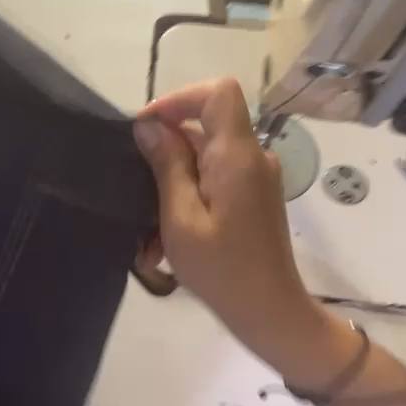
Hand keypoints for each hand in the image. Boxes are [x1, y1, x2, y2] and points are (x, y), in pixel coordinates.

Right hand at [134, 79, 346, 376]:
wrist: (270, 312)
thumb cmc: (221, 269)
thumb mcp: (180, 218)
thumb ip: (167, 166)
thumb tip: (150, 127)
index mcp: (237, 156)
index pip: (218, 93)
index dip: (179, 99)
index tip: (147, 129)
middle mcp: (253, 157)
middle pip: (206, 126)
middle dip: (166, 151)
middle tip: (134, 186)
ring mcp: (256, 178)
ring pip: (205, 158)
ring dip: (172, 183)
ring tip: (148, 230)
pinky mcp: (253, 198)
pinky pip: (215, 180)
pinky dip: (188, 198)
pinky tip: (165, 240)